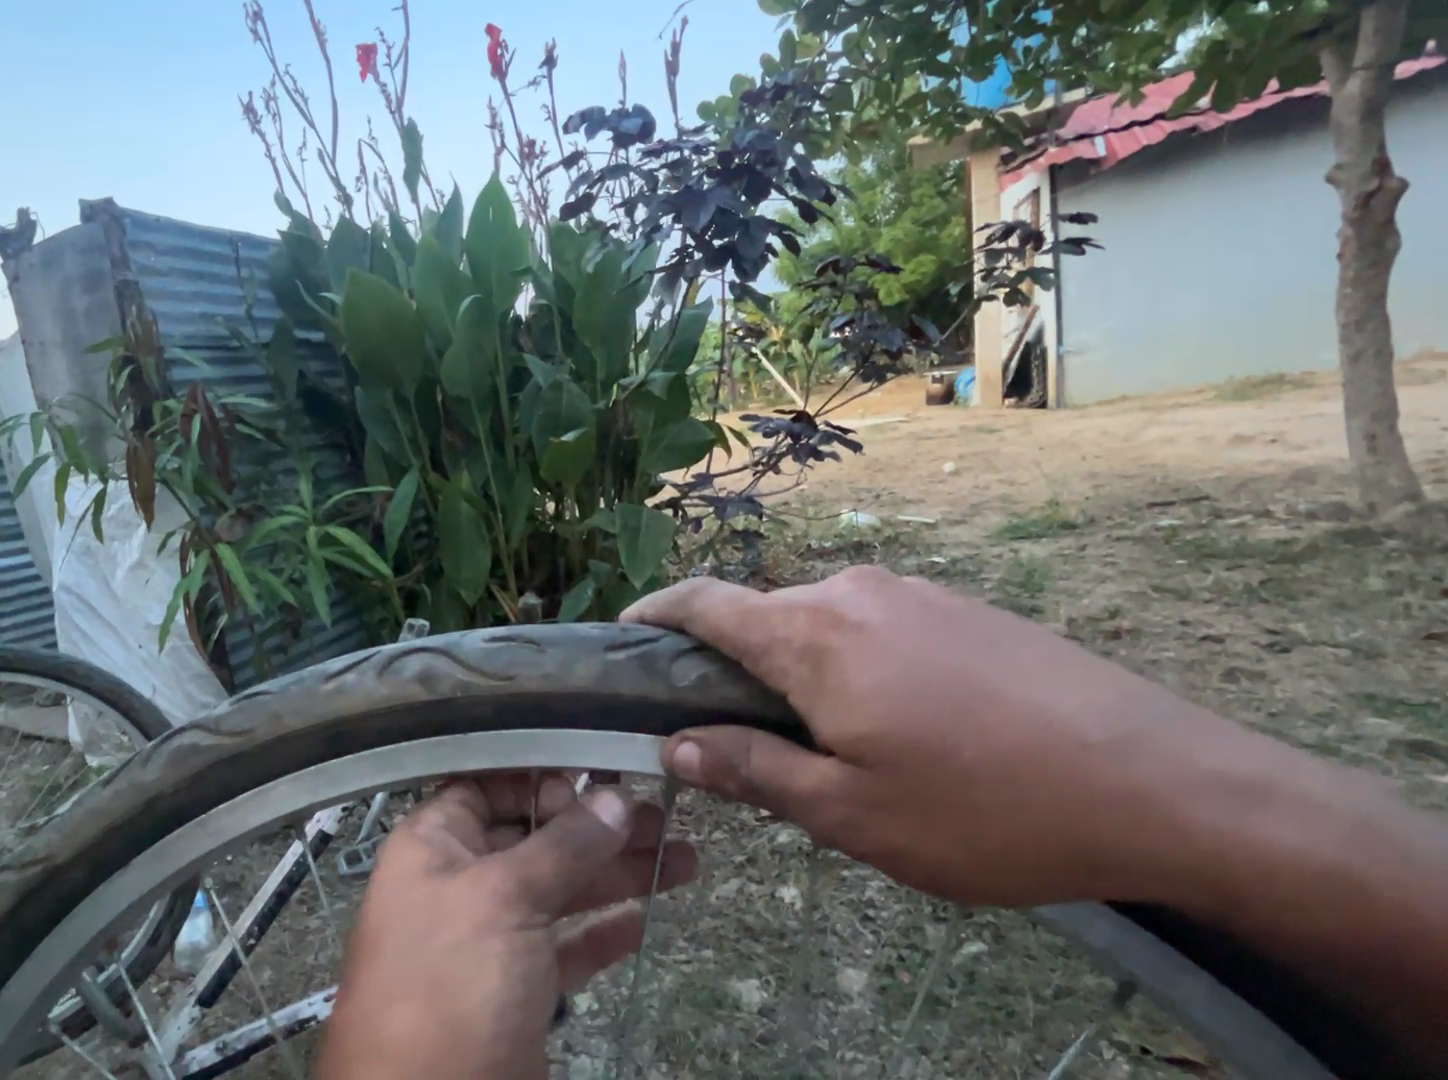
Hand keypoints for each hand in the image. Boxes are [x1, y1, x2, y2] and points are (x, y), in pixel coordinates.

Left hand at [315, 775, 696, 1079]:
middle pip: (535, 836)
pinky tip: (647, 915)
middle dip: (597, 825)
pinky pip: (568, 946)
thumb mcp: (502, 898)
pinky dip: (605, 931)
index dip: (542, 775)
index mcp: (434, 845)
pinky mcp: (518, 990)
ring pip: (560, 890)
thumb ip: (563, 846)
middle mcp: (461, 882)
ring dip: (617, 874)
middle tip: (664, 815)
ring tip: (684, 857)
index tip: (601, 772)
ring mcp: (491, 938)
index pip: (489, 784)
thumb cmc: (450, 983)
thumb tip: (615, 799)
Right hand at [623, 567, 1314, 907]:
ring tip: (824, 745)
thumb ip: (752, 771)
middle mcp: (851, 593)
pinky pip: (870, 627)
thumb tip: (674, 747)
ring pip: (816, 625)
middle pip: (759, 617)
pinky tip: (893, 724)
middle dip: (731, 667)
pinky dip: (848, 664)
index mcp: (810, 635)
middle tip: (739, 740)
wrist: (1166, 782)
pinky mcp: (958, 606)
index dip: (652, 613)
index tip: (623, 638)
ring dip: (795, 671)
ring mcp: (911, 593)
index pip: (703, 602)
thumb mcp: (851, 815)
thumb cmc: (987, 808)